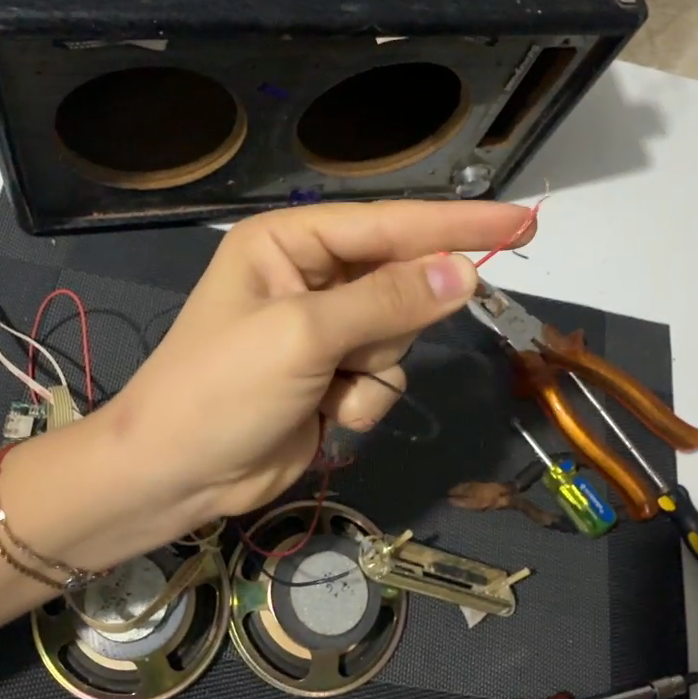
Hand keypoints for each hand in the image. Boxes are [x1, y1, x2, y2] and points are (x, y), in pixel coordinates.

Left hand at [88, 200, 534, 546]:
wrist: (175, 475)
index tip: (522, 223)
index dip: (455, 226)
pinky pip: (384, 378)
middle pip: (398, 281)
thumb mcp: (303, 336)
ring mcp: (321, 332)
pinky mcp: (330, 379)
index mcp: (288, 243)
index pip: (388, 224)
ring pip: (398, 336)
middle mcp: (308, 278)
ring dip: (374, 370)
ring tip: (329, 390)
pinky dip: (365, 401)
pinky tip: (328, 418)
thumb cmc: (222, 390)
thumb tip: (464, 273)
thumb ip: (387, 302)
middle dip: (395, 321)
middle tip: (373, 346)